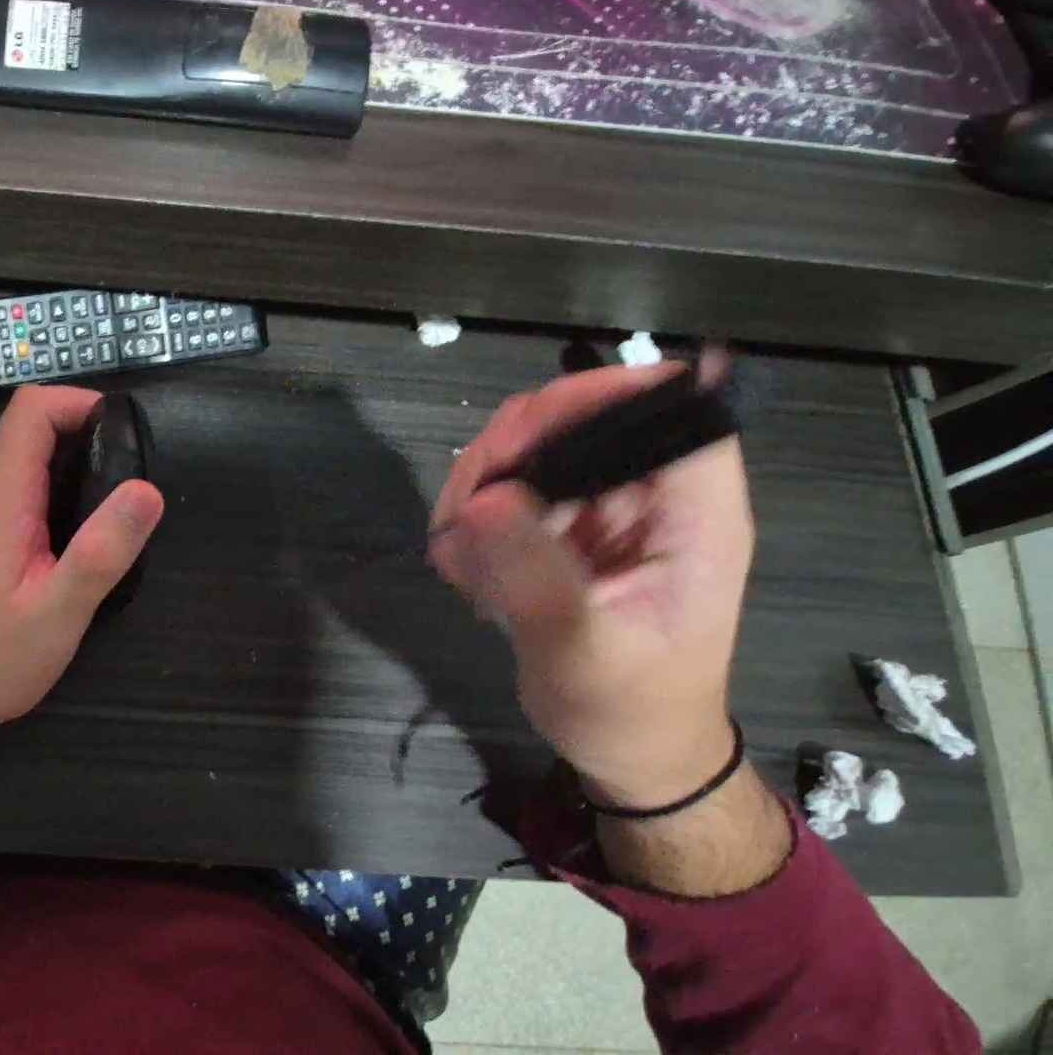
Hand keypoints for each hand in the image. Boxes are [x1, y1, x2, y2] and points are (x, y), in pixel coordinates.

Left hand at [0, 386, 164, 740]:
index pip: (30, 412)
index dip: (79, 403)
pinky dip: (65, 483)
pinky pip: (29, 486)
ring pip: (29, 455)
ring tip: (123, 491)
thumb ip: (102, 550)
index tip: (126, 431)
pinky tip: (93, 522)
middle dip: (85, 426)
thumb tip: (148, 489)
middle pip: (30, 425)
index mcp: (2, 499)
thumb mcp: (59, 611)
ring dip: (77, 454)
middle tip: (135, 463)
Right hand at [427, 361, 753, 809]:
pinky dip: (469, 525)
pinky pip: (503, 498)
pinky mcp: (557, 534)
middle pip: (577, 422)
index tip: (522, 432)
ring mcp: (597, 514)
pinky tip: (464, 573)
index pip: (670, 409)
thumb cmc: (629, 711)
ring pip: (528, 455)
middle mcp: (646, 499)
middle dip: (508, 453)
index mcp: (691, 515)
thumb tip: (483, 501)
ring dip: (475, 493)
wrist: (626, 753)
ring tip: (457, 558)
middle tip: (463, 512)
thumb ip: (536, 574)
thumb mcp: (584, 650)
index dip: (601, 396)